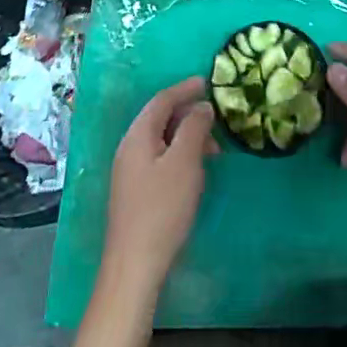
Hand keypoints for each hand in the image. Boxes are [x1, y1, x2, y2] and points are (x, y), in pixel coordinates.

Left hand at [102, 77, 216, 282]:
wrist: (135, 265)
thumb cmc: (162, 208)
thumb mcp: (184, 163)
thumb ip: (194, 129)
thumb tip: (202, 106)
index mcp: (137, 134)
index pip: (162, 100)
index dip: (185, 88)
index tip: (207, 82)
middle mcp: (129, 146)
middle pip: (159, 117)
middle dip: (188, 114)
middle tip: (216, 119)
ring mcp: (130, 170)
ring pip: (161, 139)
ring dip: (186, 137)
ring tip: (213, 149)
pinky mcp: (135, 190)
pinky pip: (160, 157)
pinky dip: (179, 154)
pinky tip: (195, 171)